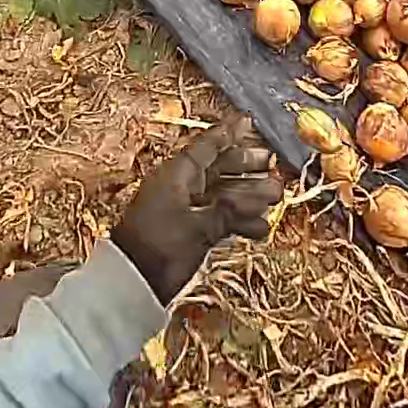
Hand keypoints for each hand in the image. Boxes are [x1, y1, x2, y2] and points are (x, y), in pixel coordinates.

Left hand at [111, 115, 282, 301]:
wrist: (131, 286)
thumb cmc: (162, 247)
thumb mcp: (199, 227)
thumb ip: (231, 212)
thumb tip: (261, 198)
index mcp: (178, 175)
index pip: (207, 147)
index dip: (229, 133)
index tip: (249, 122)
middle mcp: (181, 186)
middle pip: (218, 168)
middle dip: (246, 166)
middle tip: (272, 163)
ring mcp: (184, 209)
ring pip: (221, 194)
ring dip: (248, 196)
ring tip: (276, 197)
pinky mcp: (187, 232)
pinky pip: (217, 217)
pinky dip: (237, 221)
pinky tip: (260, 229)